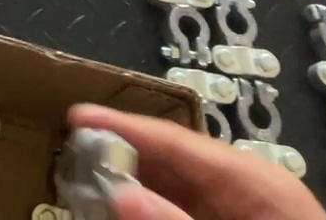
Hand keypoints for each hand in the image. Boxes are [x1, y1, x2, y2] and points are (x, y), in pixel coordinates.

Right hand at [68, 105, 325, 219]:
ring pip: (176, 189)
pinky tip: (124, 212)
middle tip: (71, 155)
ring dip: (134, 189)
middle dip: (122, 158)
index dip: (123, 125)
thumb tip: (117, 191)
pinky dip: (155, 212)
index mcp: (255, 182)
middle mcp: (248, 190)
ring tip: (87, 184)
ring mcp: (243, 214)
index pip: (176, 140)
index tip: (74, 116)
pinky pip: (187, 211)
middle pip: (173, 162)